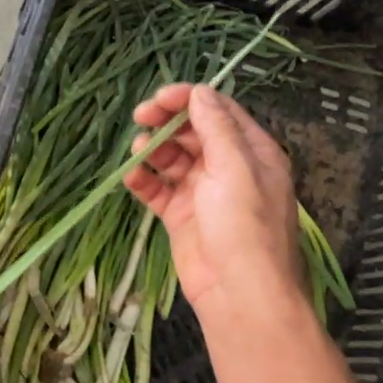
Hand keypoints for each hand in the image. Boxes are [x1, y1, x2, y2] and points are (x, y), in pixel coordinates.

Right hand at [123, 83, 303, 321]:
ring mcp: (202, 192)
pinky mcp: (179, 214)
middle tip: (140, 116)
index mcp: (251, 153)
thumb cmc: (244, 226)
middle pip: (191, 131)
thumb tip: (199, 92)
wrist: (238, 290)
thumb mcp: (235, 169)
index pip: (218, 112)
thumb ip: (216, 128)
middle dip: (166, 121)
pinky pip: (156, 188)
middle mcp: (227, 168)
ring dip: (153, 148)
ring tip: (138, 150)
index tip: (158, 98)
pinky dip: (143, 179)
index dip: (189, 99)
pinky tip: (132, 177)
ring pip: (171, 157)